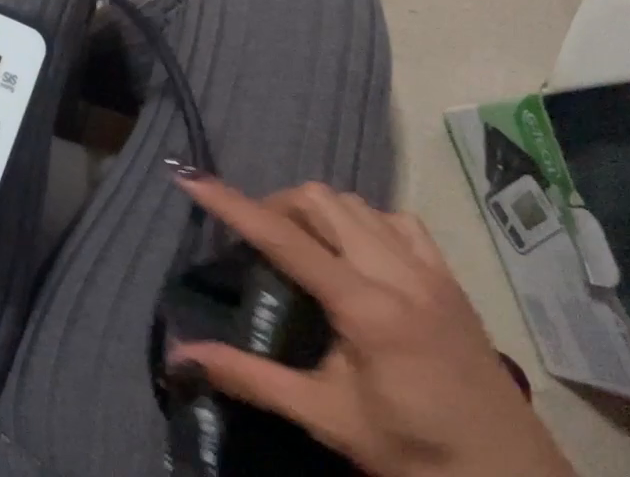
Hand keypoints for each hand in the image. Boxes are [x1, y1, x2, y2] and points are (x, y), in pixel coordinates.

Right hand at [170, 177, 575, 476]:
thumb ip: (251, 378)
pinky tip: (352, 253)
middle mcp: (400, 274)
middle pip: (321, 202)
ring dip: (316, 212)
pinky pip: (396, 221)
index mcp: (368, 308)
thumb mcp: (326, 418)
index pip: (284, 238)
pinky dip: (361, 221)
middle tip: (251, 243)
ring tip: (297, 247)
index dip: (232, 205)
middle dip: (275, 206)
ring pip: (357, 204)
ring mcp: (431, 272)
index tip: (191, 179)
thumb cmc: (415, 451)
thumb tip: (179, 357)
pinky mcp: (450, 279)